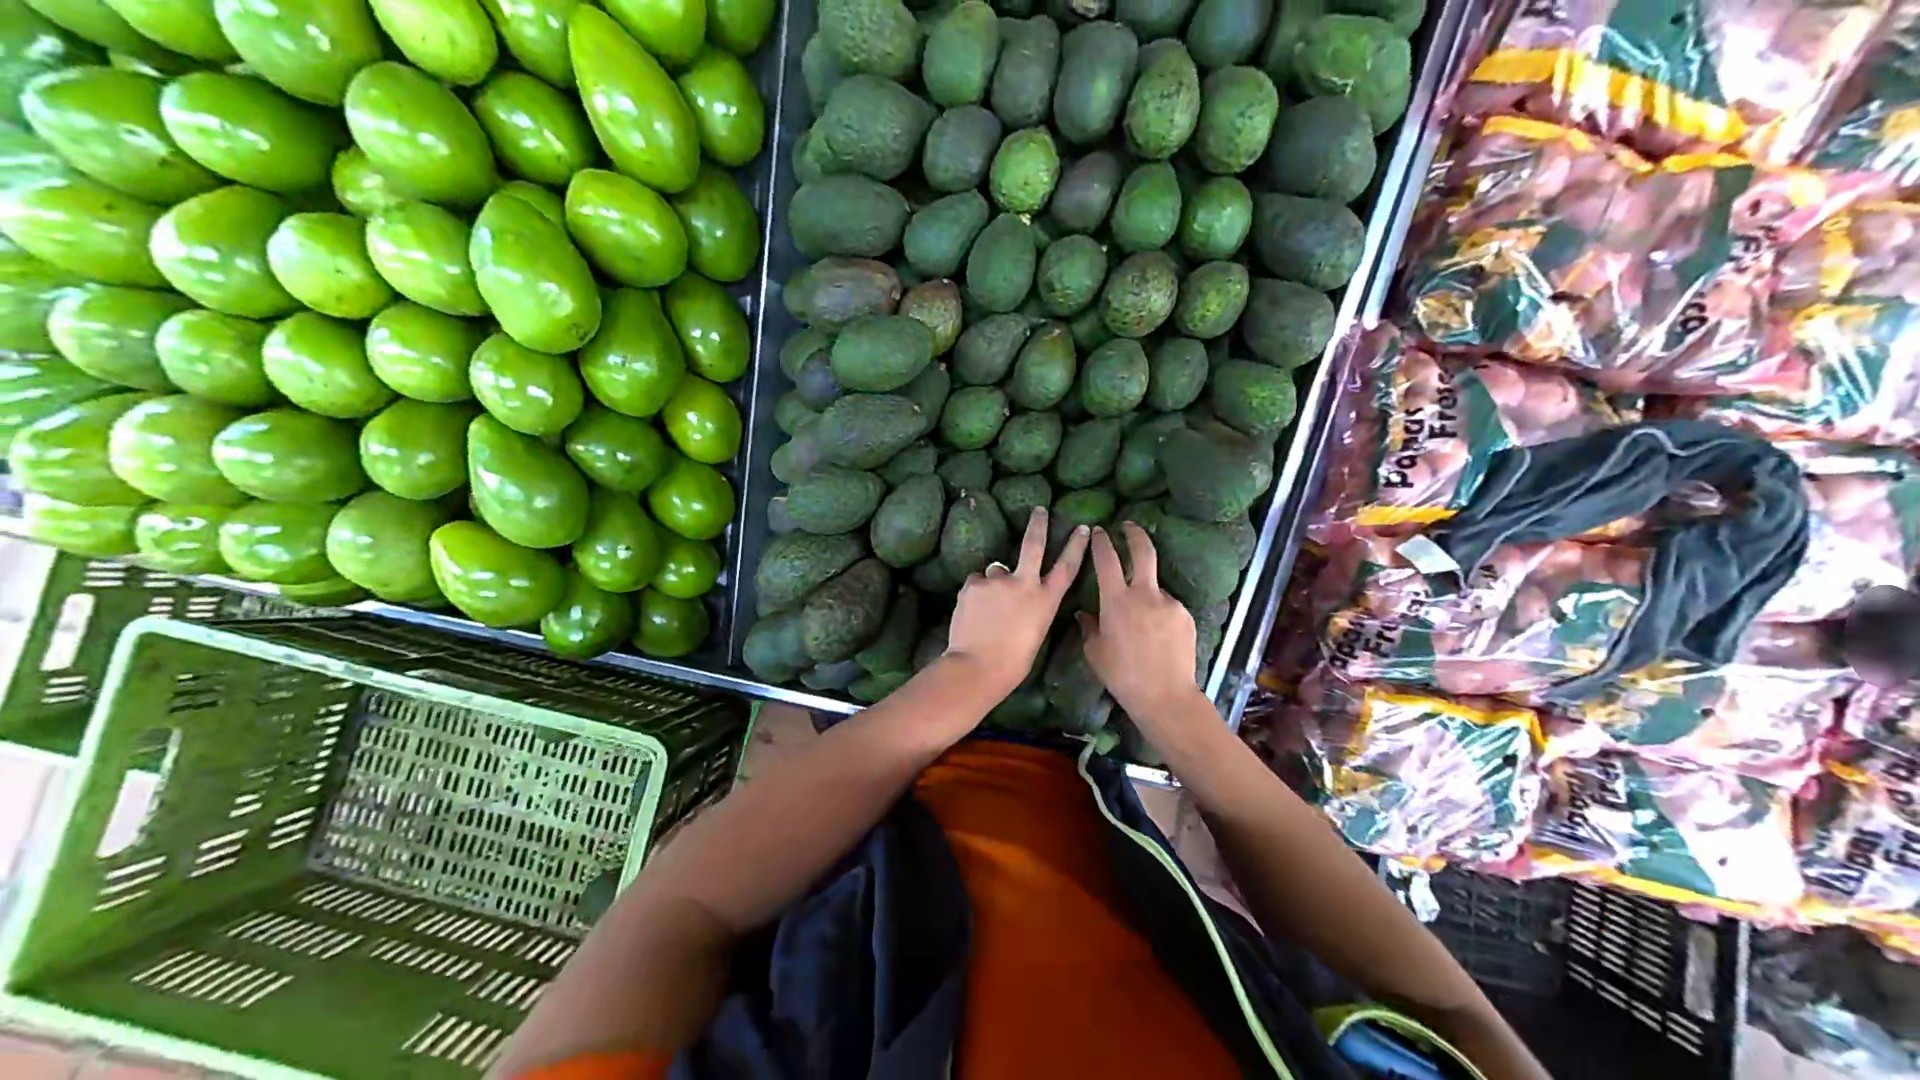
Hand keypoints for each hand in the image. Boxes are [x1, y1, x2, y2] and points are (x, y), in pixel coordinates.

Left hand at [945, 507, 1089, 697]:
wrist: (979, 666)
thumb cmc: (1013, 661)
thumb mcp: (1035, 631)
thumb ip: (1030, 605)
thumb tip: (1016, 590)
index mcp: (1046, 599)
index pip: (1067, 566)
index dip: (1075, 546)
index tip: (1082, 528)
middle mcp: (1025, 583)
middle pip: (1033, 543)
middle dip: (1038, 524)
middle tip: (1039, 509)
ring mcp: (998, 580)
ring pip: (996, 570)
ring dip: (994, 582)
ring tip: (987, 608)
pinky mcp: (974, 583)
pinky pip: (976, 583)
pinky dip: (976, 593)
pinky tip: (973, 611)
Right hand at [1077, 523, 1202, 718]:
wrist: (1165, 695)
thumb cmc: (1122, 675)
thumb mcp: (1095, 652)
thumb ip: (1089, 627)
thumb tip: (1084, 613)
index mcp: (1116, 601)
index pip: (1106, 560)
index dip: (1101, 542)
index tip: (1098, 531)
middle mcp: (1144, 594)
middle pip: (1143, 552)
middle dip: (1134, 534)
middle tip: (1129, 525)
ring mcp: (1168, 603)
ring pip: (1155, 588)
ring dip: (1146, 594)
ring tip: (1141, 623)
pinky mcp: (1185, 615)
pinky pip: (1168, 608)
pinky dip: (1159, 614)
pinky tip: (1156, 636)